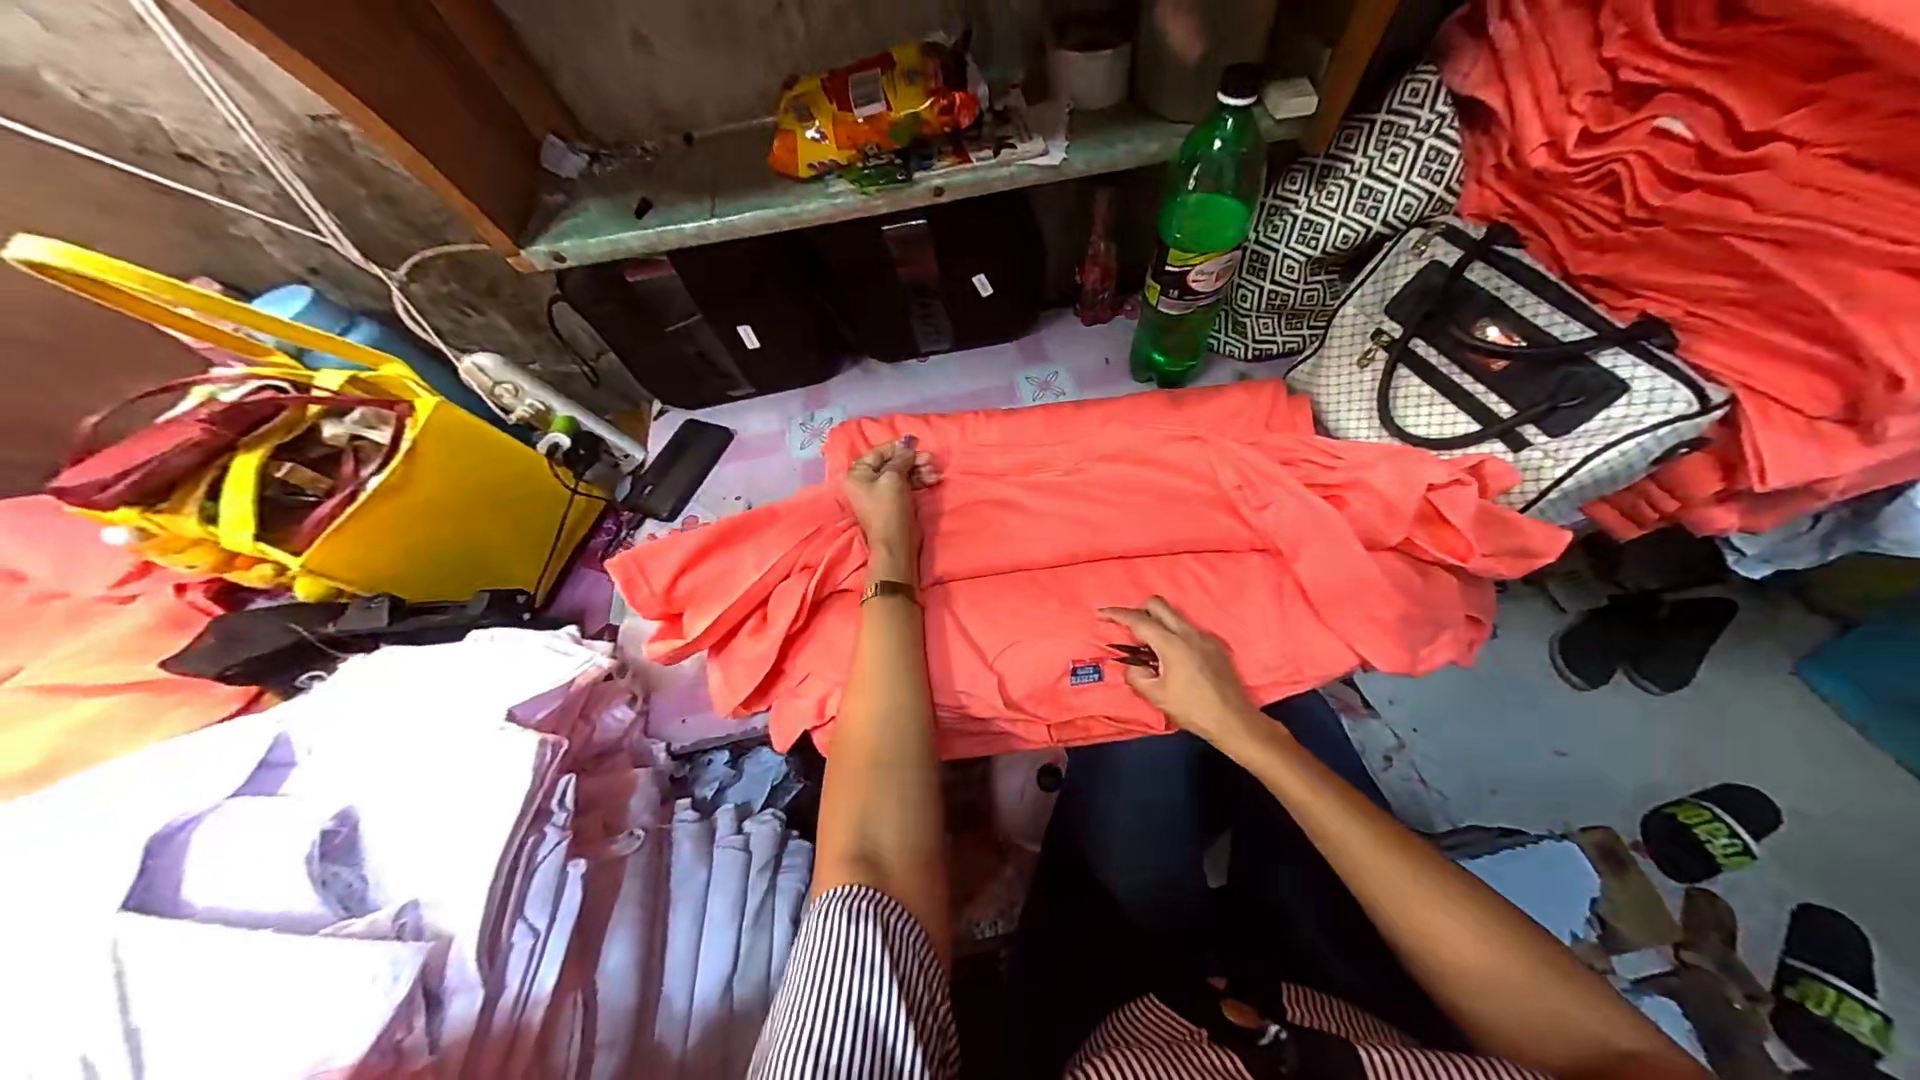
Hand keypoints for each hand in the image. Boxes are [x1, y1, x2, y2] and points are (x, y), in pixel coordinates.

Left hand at [843, 437, 938, 582]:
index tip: (918, 445)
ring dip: (920, 470)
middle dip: (914, 460)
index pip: (880, 452)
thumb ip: (901, 458)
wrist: (896, 543)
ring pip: (903, 472)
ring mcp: (882, 491)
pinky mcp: (895, 500)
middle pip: (893, 462)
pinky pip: (907, 483)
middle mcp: (867, 480)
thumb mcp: (893, 478)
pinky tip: (933, 479)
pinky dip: (920, 480)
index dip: (899, 448)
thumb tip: (908, 443)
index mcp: (858, 473)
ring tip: (935, 474)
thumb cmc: (889, 508)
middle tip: (931, 460)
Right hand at [1098, 596, 1270, 750]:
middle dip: (1139, 611)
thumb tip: (1132, 666)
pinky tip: (1177, 661)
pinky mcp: (1216, 645)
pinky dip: (1175, 637)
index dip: (1116, 614)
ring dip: (1158, 625)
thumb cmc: (1192, 709)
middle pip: (1158, 605)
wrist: (1232, 719)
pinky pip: (1189, 630)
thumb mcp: (1156, 695)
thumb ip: (1136, 675)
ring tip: (1154, 652)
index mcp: (1171, 644)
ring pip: (1175, 617)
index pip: (1138, 620)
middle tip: (1132, 634)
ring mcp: (1205, 637)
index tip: (1102, 613)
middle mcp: (1189, 633)